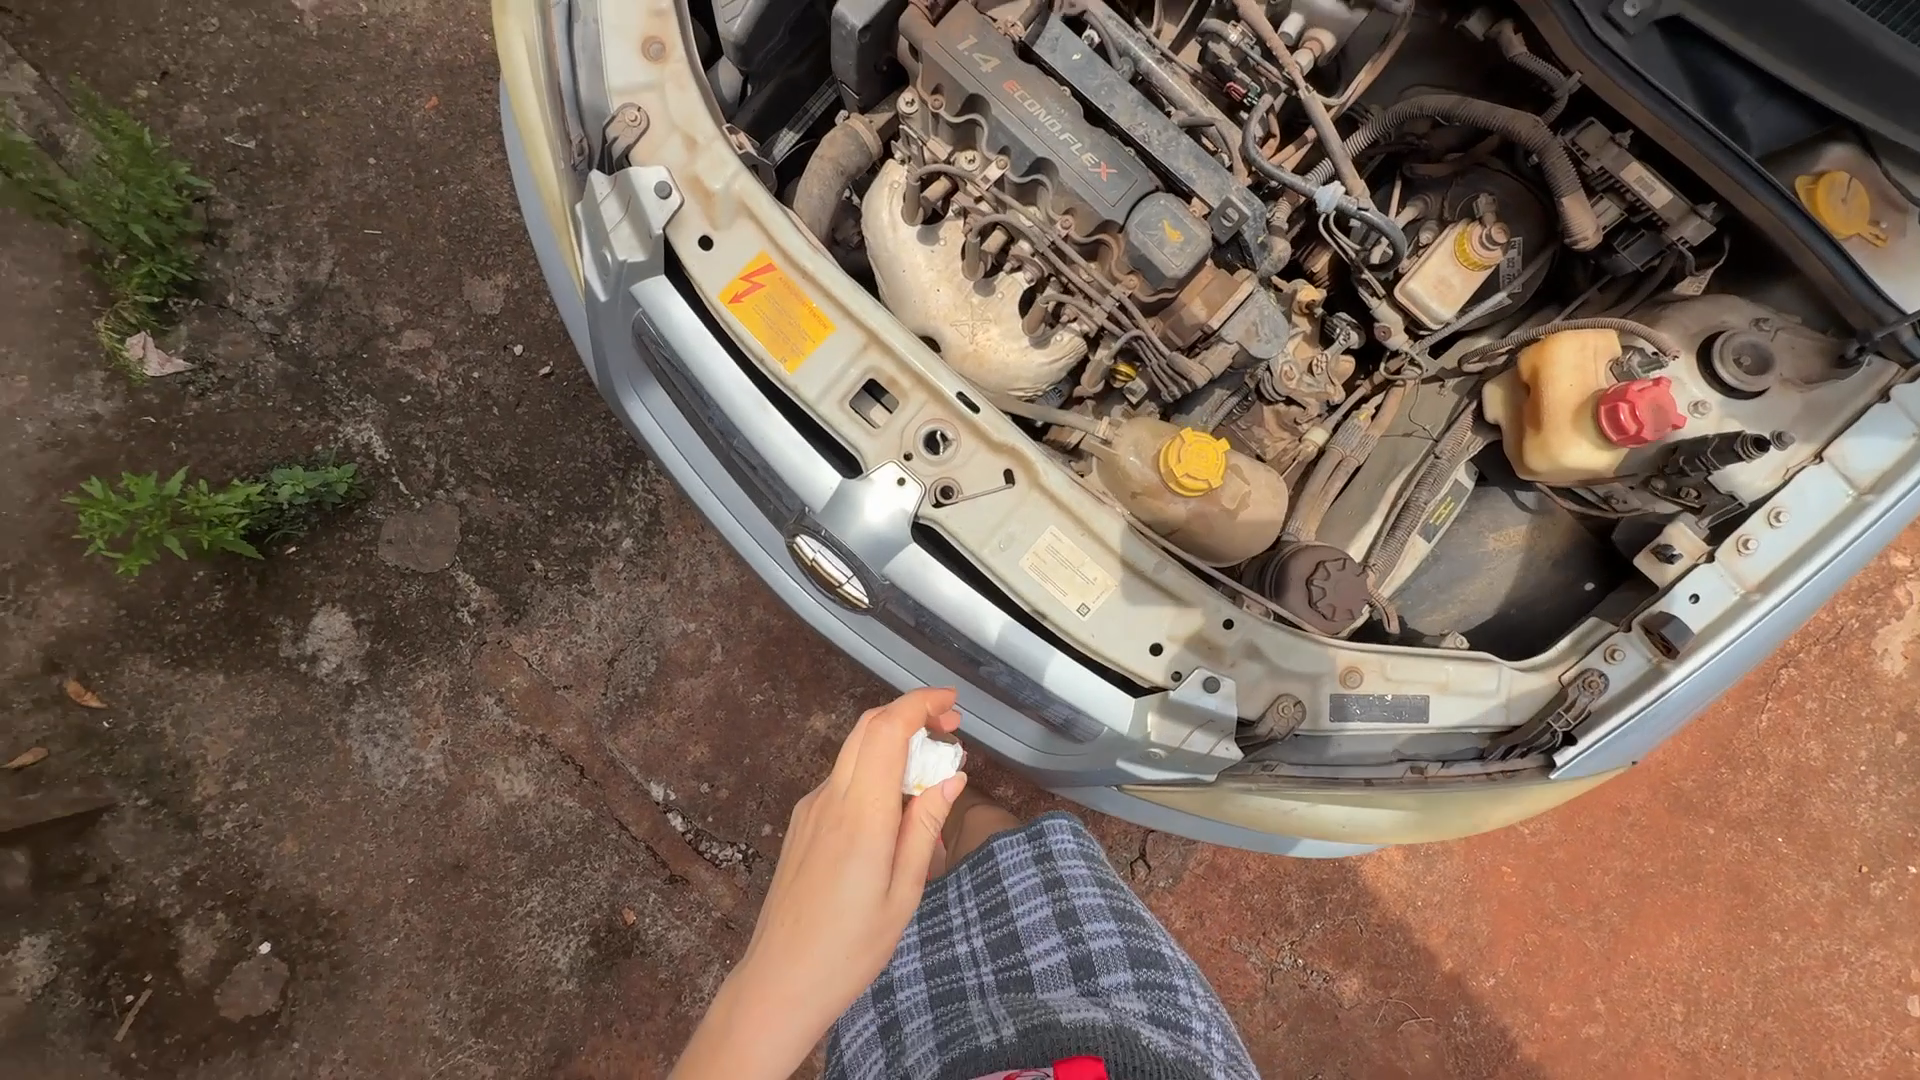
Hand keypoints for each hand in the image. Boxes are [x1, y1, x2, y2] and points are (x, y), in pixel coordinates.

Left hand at [671, 687, 967, 1078]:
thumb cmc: (851, 947)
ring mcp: (811, 807)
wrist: (778, 982)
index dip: (920, 703)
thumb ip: (925, 825)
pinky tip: (895, 807)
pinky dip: (875, 769)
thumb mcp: (904, 891)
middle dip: (910, 713)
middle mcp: (831, 796)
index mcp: (861, 811)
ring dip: (893, 741)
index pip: (888, 728)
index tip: (953, 704)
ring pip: (855, 750)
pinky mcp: (803, 822)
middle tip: (950, 729)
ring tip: (930, 770)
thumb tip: (952, 778)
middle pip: (868, 727)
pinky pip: (844, 778)